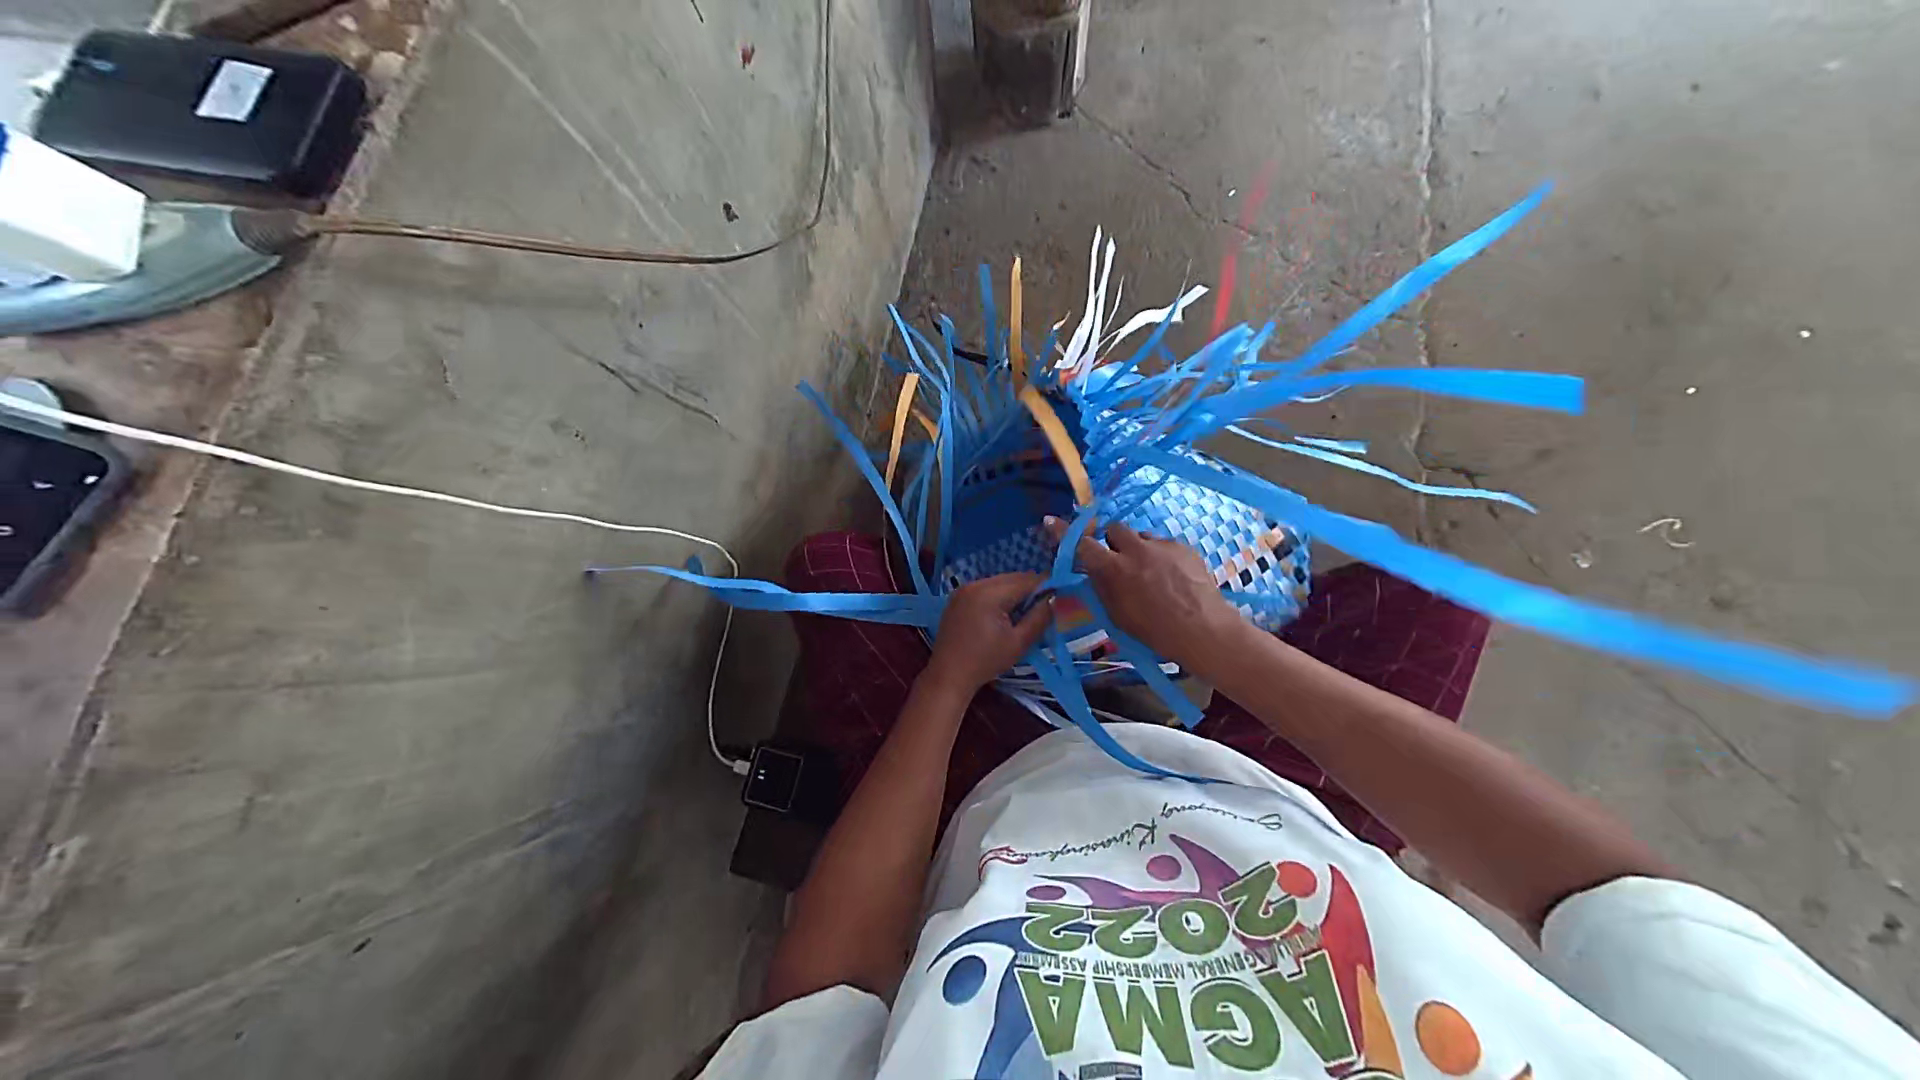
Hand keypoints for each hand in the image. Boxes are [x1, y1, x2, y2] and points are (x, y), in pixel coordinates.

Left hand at [923, 573, 1053, 693]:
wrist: (949, 675)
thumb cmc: (986, 661)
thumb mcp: (1019, 642)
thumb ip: (1040, 617)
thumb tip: (1055, 598)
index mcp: (990, 593)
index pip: (1027, 580)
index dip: (1047, 585)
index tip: (1061, 596)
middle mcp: (975, 584)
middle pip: (1013, 578)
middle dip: (1031, 589)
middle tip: (1045, 606)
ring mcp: (964, 589)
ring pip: (1000, 582)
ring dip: (1015, 592)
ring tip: (1025, 612)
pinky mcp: (958, 597)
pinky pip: (986, 588)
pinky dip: (999, 596)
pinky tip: (1005, 614)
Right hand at [1045, 515, 1244, 666]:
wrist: (1204, 630)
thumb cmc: (1155, 632)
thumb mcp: (1117, 615)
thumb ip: (1102, 587)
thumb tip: (1093, 571)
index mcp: (1114, 569)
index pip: (1082, 544)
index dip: (1064, 533)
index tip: (1051, 521)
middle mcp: (1135, 549)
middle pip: (1114, 530)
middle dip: (1112, 542)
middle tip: (1118, 561)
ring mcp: (1162, 545)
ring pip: (1140, 536)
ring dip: (1138, 549)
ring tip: (1150, 573)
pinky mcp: (1183, 546)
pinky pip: (1163, 545)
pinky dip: (1161, 556)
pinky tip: (1171, 577)